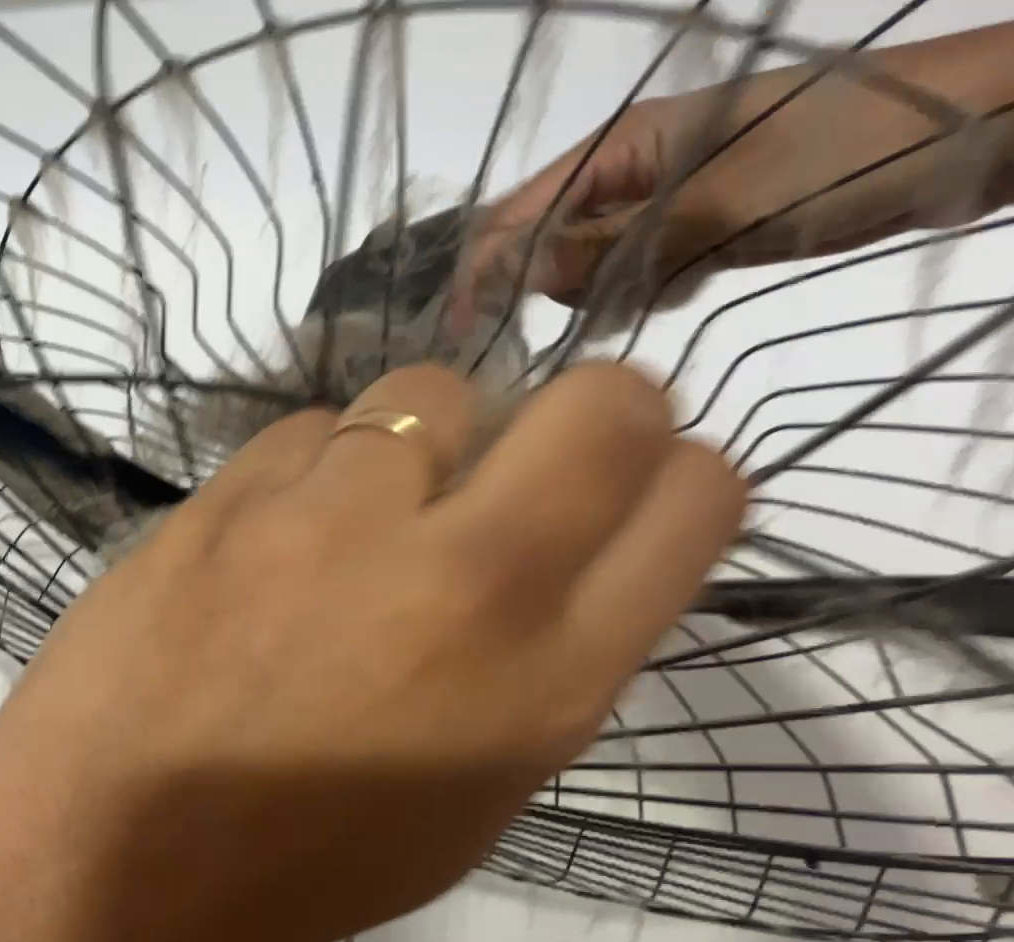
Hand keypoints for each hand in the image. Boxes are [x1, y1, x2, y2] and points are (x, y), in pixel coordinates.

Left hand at [0, 362, 745, 941]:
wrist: (89, 863)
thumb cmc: (285, 868)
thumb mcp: (443, 797)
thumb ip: (495, 664)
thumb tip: (515, 562)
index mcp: (520, 672)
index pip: (672, 490)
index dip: (668, 459)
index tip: (645, 457)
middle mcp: (430, 569)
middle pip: (562, 404)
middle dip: (561, 409)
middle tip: (497, 457)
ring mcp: (307, 522)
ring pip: (401, 398)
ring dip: (396, 438)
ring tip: (355, 508)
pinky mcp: (196, 508)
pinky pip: (288, 434)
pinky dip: (301, 461)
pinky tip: (265, 524)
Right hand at [460, 23, 1013, 318]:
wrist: (983, 128)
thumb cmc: (845, 155)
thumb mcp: (718, 206)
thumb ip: (609, 243)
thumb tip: (517, 274)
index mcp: (620, 146)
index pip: (519, 212)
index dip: (484, 269)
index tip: (463, 331)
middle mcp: (626, 170)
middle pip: (544, 240)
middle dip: (549, 283)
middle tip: (593, 311)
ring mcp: (659, 197)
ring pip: (586, 260)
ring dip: (598, 292)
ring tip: (650, 296)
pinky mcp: (691, 223)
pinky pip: (632, 268)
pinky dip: (638, 291)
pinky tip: (672, 293)